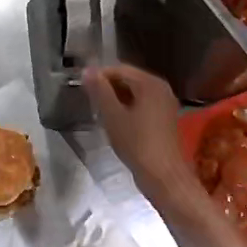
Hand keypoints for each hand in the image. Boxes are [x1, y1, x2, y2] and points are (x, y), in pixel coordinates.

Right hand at [86, 65, 212, 224]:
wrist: (164, 177)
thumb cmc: (137, 144)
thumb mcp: (112, 116)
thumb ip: (99, 91)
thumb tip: (87, 70)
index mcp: (150, 83)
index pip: (118, 69)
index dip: (98, 77)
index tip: (82, 89)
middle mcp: (160, 88)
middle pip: (127, 79)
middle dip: (107, 88)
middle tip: (89, 102)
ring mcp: (165, 103)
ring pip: (134, 93)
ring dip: (115, 99)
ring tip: (99, 113)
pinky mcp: (164, 118)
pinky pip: (141, 105)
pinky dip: (127, 109)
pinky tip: (115, 123)